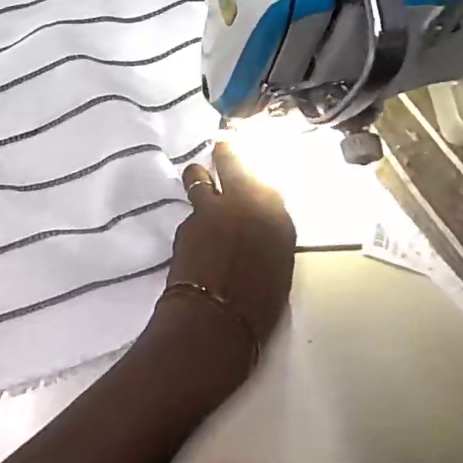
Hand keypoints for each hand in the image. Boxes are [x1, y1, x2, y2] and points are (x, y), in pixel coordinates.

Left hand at [153, 142, 295, 384]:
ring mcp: (210, 209)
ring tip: (198, 177)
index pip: (263, 174)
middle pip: (230, 159)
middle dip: (226, 151)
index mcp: (275, 214)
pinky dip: (193, 212)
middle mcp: (243, 202)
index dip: (251, 161)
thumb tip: (254, 220)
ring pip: (199, 177)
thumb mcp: (276, 260)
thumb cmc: (260, 302)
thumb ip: (266, 230)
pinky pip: (190, 208)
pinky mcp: (186, 222)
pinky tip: (194, 225)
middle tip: (221, 143)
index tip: (245, 151)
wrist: (217, 318)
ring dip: (199, 176)